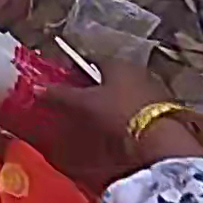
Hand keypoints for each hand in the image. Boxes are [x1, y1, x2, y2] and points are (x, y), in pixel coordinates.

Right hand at [42, 60, 172, 141]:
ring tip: (97, 118)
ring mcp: (154, 91)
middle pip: (108, 76)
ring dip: (111, 101)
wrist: (162, 143)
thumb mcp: (84, 104)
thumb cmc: (118, 113)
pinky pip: (137, 108)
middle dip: (93, 87)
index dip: (74, 70)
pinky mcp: (166, 111)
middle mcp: (138, 70)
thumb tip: (35, 87)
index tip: (64, 82)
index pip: (89, 60)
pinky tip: (118, 128)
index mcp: (117, 62)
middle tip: (78, 102)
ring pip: (124, 92)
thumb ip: (60, 94)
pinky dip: (126, 114)